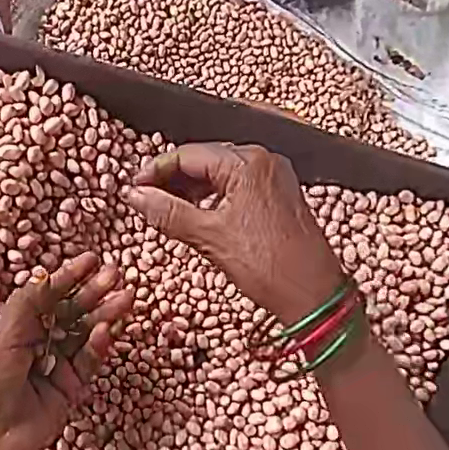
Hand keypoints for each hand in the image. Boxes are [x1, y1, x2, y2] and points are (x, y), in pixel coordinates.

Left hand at [0, 252, 132, 449]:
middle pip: (69, 313)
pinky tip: (106, 330)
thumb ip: (28, 304)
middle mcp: (34, 346)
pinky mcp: (66, 392)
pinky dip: (96, 347)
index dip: (68, 277)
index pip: (45, 296)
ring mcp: (52, 369)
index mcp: (11, 328)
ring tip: (125, 297)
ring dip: (103, 315)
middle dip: (92, 293)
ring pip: (82, 336)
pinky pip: (86, 364)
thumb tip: (48, 276)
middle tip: (116, 275)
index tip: (91, 260)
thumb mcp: (0, 336)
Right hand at [123, 143, 343, 323]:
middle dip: (172, 179)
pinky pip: (236, 187)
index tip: (135, 188)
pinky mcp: (277, 197)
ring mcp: (273, 178)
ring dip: (191, 189)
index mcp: (247, 163)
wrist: (313, 294)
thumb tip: (136, 196)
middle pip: (204, 160)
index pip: (188, 155)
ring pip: (220, 174)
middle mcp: (263, 162)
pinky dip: (212, 198)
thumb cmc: (270, 265)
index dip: (156, 171)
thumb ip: (168, 212)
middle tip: (146, 199)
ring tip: (166, 210)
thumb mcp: (209, 237)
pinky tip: (196, 216)